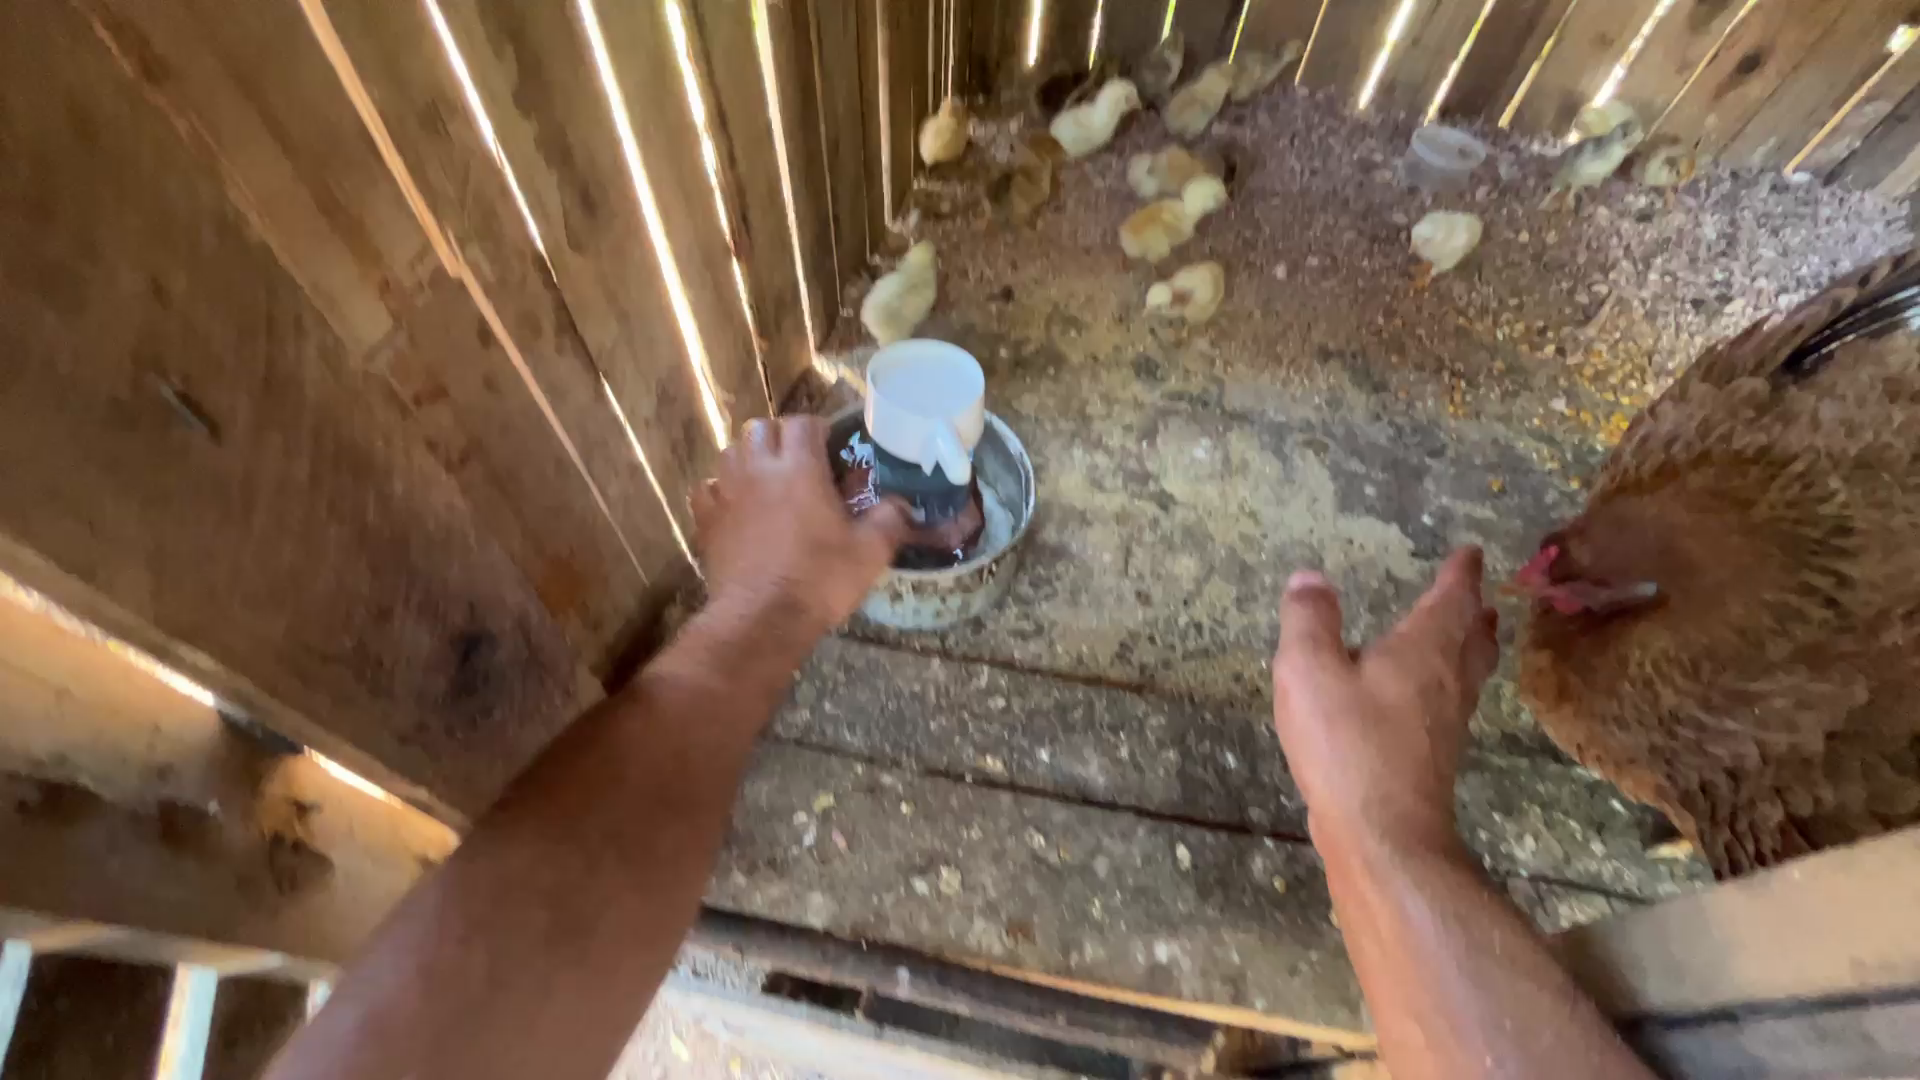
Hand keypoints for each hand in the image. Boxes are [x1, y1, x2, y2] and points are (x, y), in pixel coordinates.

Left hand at [691, 416, 910, 636]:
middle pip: (761, 428)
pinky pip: (708, 488)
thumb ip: (891, 518)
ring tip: (770, 482)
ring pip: (731, 452)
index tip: (833, 450)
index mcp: (799, 467)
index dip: (819, 430)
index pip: (804, 423)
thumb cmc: (820, 579)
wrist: (762, 619)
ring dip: (751, 458)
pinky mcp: (706, 519)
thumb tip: (903, 504)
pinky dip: (723, 490)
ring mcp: (726, 492)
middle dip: (781, 438)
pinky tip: (739, 508)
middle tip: (801, 463)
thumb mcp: (871, 550)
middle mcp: (758, 469)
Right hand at [1271, 547, 1498, 854]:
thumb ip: (1308, 620)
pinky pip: (1451, 699)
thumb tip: (1310, 577)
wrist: (1382, 831)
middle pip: (1471, 639)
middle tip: (1479, 596)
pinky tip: (1424, 694)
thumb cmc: (1345, 741)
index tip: (1471, 552)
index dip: (1460, 575)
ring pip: (1468, 672)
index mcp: (1422, 651)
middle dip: (1473, 613)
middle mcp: (1445, 681)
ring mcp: (1444, 722)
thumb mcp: (1309, 669)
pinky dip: (1449, 679)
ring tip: (1468, 635)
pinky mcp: (1433, 754)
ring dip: (1470, 646)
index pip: (1451, 602)